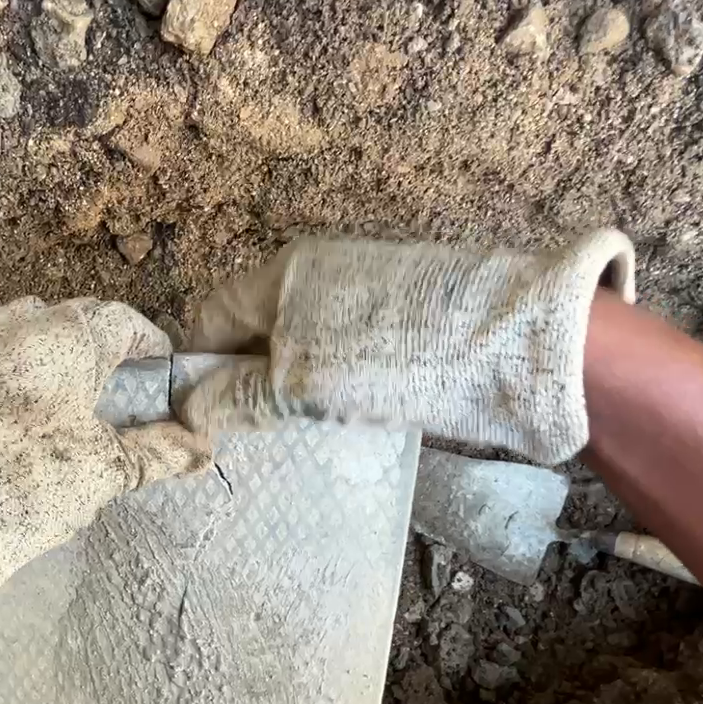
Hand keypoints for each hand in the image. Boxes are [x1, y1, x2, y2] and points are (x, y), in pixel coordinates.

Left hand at [0, 298, 210, 633]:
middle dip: (101, 352)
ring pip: (23, 327)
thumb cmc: (26, 484)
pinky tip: (1, 389)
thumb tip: (205, 447)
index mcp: (66, 336)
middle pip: (74, 321)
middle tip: (113, 397)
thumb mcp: (104, 471)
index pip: (124, 321)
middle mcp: (16, 321)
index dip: (149, 347)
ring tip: (58, 398)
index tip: (159, 378)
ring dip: (49, 351)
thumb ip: (160, 452)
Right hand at [181, 230, 635, 464]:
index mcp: (281, 275)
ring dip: (283, 385)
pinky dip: (324, 384)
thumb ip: (238, 398)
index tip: (193, 409)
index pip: (212, 315)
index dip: (196, 362)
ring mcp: (358, 296)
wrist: (516, 347)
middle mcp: (314, 276)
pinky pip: (337, 353)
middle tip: (240, 428)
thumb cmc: (389, 357)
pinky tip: (338, 413)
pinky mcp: (394, 319)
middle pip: (252, 330)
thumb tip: (186, 414)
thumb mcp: (301, 384)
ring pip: (295, 344)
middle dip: (240, 378)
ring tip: (289, 426)